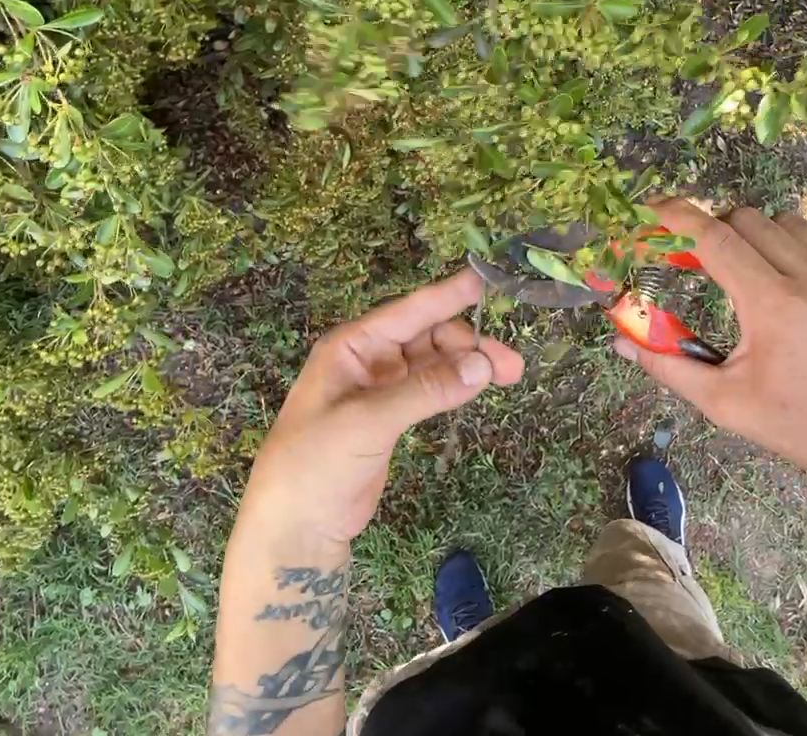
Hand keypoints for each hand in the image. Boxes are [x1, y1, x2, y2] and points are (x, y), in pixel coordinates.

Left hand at [237, 270, 524, 547]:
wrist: (295, 526)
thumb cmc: (317, 461)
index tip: (486, 280)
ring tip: (509, 376)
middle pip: (428, 336)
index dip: (448, 295)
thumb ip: (426, 390)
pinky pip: (429, 389)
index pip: (409, 311)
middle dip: (468, 344)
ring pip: (433, 363)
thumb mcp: (369, 420)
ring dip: (467, 365)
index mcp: (352, 346)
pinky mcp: (390, 418)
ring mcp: (379, 389)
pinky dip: (454, 386)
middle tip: (511, 364)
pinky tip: (476, 389)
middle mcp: (367, 360)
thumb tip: (483, 364)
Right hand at [614, 200, 806, 516]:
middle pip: (747, 219)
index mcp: (775, 308)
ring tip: (751, 273)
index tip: (653, 209)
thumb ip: (666, 365)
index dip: (679, 218)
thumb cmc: (795, 425)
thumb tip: (619, 340)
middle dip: (715, 231)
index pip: (715, 239)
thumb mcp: (723, 402)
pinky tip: (792, 284)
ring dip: (756, 237)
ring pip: (785, 222)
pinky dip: (794, 248)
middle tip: (703, 260)